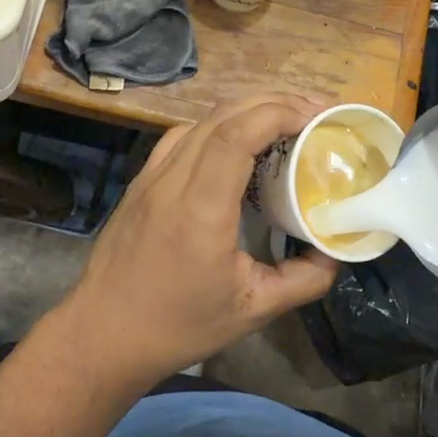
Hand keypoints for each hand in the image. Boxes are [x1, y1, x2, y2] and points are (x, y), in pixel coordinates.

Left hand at [48, 94, 342, 386]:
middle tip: (314, 114)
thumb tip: (334, 253)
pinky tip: (236, 147)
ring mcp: (150, 177)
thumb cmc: (178, 325)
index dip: (280, 112)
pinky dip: (217, 128)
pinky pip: (182, 137)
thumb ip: (303, 280)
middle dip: (273, 103)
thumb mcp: (253, 310)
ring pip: (200, 120)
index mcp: (200, 207)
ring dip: (245, 111)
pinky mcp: (140, 182)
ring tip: (282, 124)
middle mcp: (171, 180)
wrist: (103, 333)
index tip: (318, 117)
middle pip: (222, 114)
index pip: (237, 133)